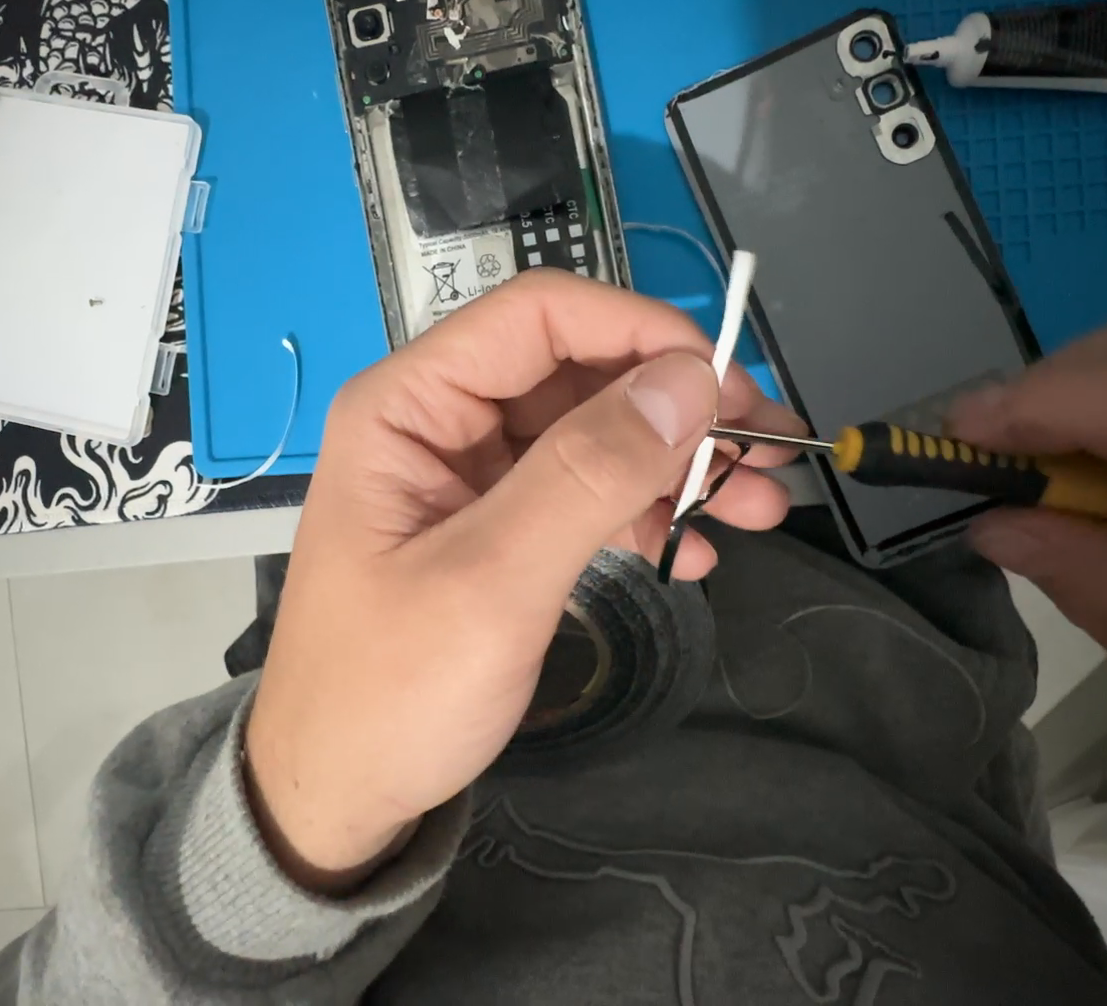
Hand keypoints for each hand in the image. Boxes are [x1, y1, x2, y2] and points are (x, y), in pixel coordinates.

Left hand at [244, 272, 803, 893]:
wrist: (341, 792)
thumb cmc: (391, 693)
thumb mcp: (492, 581)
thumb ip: (586, 473)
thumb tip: (686, 380)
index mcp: (408, 405)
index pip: (539, 315)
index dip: (640, 332)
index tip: (726, 387)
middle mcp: (440, 420)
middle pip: (578, 371)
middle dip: (676, 407)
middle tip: (765, 454)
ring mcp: (471, 473)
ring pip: (593, 430)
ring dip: (676, 462)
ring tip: (756, 508)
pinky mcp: (498, 521)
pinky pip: (583, 488)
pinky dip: (643, 508)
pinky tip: (690, 550)